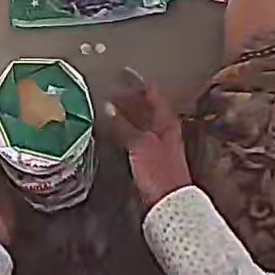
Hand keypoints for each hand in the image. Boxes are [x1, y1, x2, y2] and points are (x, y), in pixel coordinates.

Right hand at [107, 69, 190, 209]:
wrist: (170, 204)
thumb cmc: (159, 171)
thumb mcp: (140, 145)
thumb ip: (123, 125)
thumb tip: (107, 106)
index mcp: (166, 121)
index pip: (152, 93)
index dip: (137, 81)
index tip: (122, 70)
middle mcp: (163, 128)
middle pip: (145, 105)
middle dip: (128, 95)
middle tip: (108, 85)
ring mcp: (156, 142)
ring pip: (139, 120)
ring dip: (124, 111)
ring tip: (104, 102)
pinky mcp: (148, 156)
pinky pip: (134, 133)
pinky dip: (122, 127)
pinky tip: (110, 128)